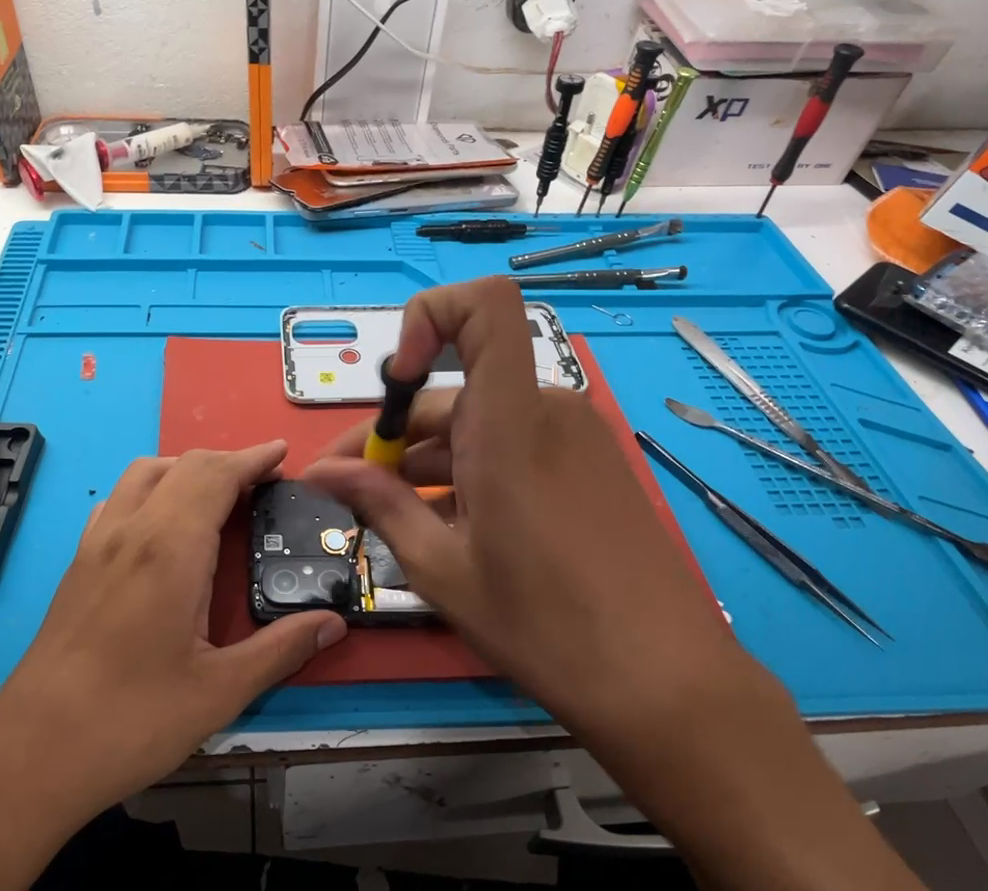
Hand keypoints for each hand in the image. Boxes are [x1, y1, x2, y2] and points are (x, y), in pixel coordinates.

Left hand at [0, 442, 345, 889]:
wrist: (33, 754)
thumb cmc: (133, 720)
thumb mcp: (220, 691)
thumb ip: (281, 649)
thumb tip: (333, 622)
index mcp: (170, 548)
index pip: (215, 475)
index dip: (251, 459)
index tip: (280, 453)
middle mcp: (131, 531)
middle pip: (181, 466)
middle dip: (225, 461)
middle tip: (261, 480)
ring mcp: (96, 545)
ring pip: (142, 475)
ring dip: (184, 470)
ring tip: (216, 496)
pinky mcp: (76, 566)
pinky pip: (116, 502)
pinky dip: (149, 491)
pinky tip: (158, 527)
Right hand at [303, 279, 921, 890]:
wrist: (664, 683)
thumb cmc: (543, 623)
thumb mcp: (442, 568)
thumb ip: (379, 504)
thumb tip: (323, 473)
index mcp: (512, 420)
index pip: (485, 304)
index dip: (430, 316)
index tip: (398, 385)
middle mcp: (548, 410)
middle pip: (460, 386)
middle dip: (397, 430)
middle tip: (350, 487)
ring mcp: (577, 438)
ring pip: (485, 421)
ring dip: (432, 458)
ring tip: (389, 517)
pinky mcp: (592, 467)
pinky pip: (518, 444)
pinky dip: (474, 470)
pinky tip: (448, 526)